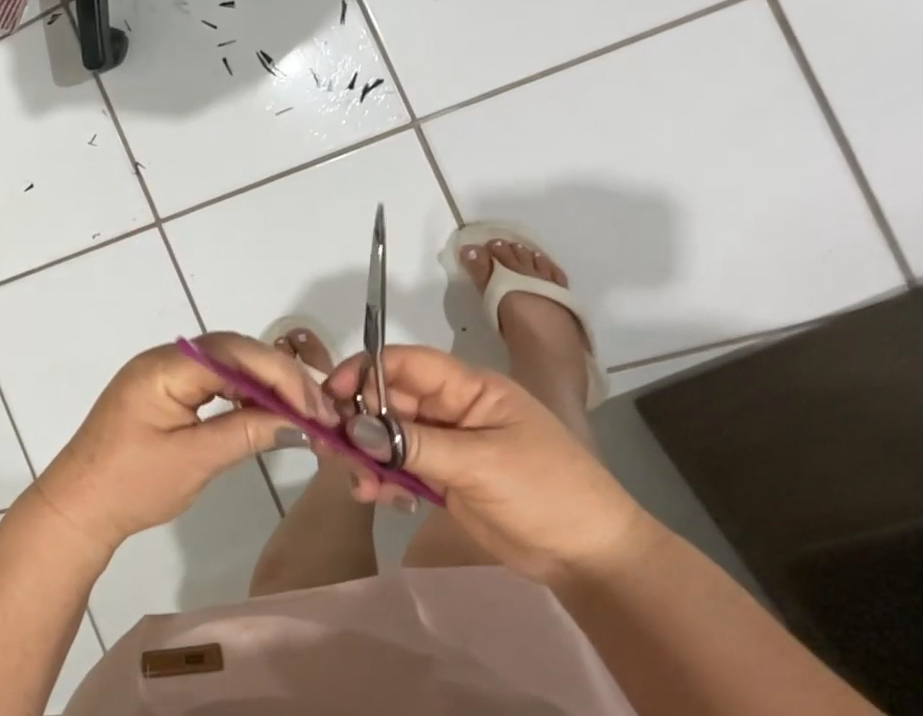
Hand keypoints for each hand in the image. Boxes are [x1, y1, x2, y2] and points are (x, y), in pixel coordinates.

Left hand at [32, 332, 322, 553]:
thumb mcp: (195, 460)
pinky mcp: (162, 392)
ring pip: (223, 364)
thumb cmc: (132, 484)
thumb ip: (246, 432)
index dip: (281, 375)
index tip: (316, 408)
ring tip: (300, 413)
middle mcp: (162, 359)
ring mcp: (160, 373)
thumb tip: (297, 419)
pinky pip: (209, 380)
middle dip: (278, 377)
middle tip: (318, 412)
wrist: (80, 505)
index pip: (234, 353)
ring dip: (262, 384)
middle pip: (231, 351)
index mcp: (164, 367)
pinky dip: (239, 393)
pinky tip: (263, 413)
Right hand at [325, 345, 659, 583]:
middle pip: (388, 400)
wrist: (592, 559)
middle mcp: (452, 410)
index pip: (406, 364)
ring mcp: (446, 445)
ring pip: (386, 435)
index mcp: (470, 389)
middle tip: (330, 446)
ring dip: (365, 454)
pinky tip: (376, 496)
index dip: (365, 371)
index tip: (332, 396)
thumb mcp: (481, 464)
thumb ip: (414, 445)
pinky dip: (380, 478)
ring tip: (357, 482)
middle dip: (357, 420)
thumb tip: (355, 430)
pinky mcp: (441, 478)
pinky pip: (397, 467)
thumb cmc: (548, 493)